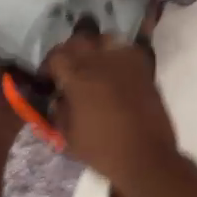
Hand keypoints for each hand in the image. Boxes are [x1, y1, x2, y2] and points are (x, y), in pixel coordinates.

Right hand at [44, 27, 177, 185]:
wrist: (146, 157)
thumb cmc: (103, 150)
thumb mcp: (69, 137)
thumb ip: (59, 112)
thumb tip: (58, 99)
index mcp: (77, 76)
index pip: (56, 56)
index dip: (49, 67)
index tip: (49, 80)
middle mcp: (98, 61)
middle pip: (77, 41)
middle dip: (70, 53)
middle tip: (69, 70)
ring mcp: (122, 61)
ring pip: (102, 39)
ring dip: (94, 49)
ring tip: (93, 65)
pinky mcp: (142, 67)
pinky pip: (126, 49)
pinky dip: (117, 54)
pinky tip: (115, 69)